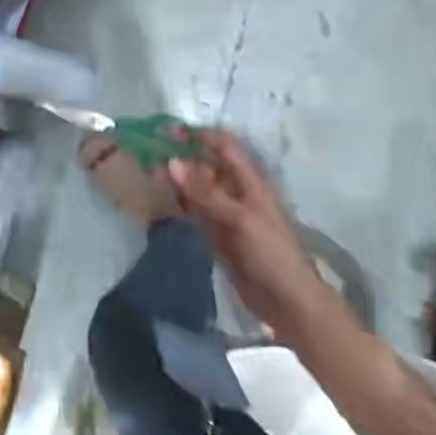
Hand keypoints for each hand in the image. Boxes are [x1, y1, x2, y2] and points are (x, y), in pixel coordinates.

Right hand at [166, 131, 330, 339]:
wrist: (289, 304)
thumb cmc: (272, 254)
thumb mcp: (240, 219)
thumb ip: (204, 191)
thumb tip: (169, 162)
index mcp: (250, 182)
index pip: (224, 146)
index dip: (199, 135)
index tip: (168, 130)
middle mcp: (235, 192)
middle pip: (205, 164)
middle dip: (180, 155)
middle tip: (148, 150)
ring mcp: (223, 213)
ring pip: (195, 187)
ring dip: (174, 178)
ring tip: (146, 171)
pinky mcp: (214, 234)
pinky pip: (191, 210)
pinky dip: (175, 201)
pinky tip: (157, 197)